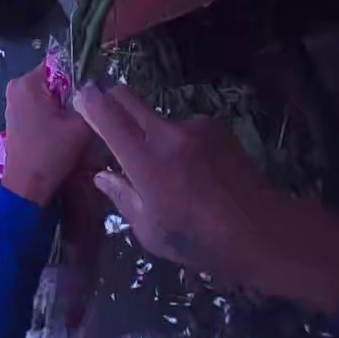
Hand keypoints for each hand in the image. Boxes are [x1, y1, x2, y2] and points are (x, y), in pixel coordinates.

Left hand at [1, 65, 93, 205]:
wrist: (26, 188)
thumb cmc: (51, 154)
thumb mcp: (81, 125)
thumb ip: (92, 101)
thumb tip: (100, 86)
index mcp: (29, 82)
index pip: (62, 62)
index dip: (82, 74)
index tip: (95, 90)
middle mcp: (17, 86)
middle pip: (56, 77)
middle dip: (73, 89)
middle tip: (89, 108)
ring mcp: (14, 101)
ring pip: (50, 91)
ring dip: (65, 102)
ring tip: (79, 120)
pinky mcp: (16, 115)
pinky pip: (41, 103)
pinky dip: (54, 111)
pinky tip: (65, 127)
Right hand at [73, 82, 338, 313]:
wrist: (260, 228)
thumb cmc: (199, 240)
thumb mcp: (150, 231)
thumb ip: (121, 196)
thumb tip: (101, 174)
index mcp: (145, 161)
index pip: (107, 115)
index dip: (89, 101)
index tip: (79, 97)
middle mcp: (167, 133)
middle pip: (129, 97)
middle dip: (112, 99)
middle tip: (106, 115)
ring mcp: (195, 126)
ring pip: (158, 116)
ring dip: (151, 131)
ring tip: (166, 168)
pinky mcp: (216, 126)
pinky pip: (185, 127)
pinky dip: (179, 141)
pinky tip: (194, 169)